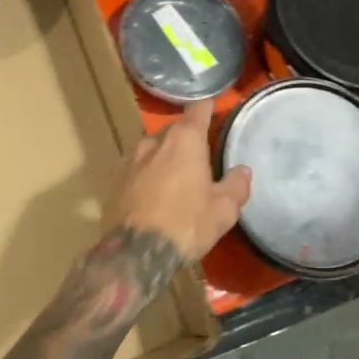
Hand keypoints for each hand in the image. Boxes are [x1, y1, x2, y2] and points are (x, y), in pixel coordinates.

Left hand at [107, 97, 251, 259]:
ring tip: (175, 178)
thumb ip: (236, 186)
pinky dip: (146, 171)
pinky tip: (151, 191)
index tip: (214, 108)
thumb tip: (243, 170)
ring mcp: (131, 156)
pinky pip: (136, 165)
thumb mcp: (222, 211)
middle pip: (175, 129)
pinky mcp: (115, 176)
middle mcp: (155, 140)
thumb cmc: (185, 225)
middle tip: (200, 158)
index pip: (198, 109)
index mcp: (185, 140)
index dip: (208, 107)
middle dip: (187, 139)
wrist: (135, 251)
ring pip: (153, 147)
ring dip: (164, 156)